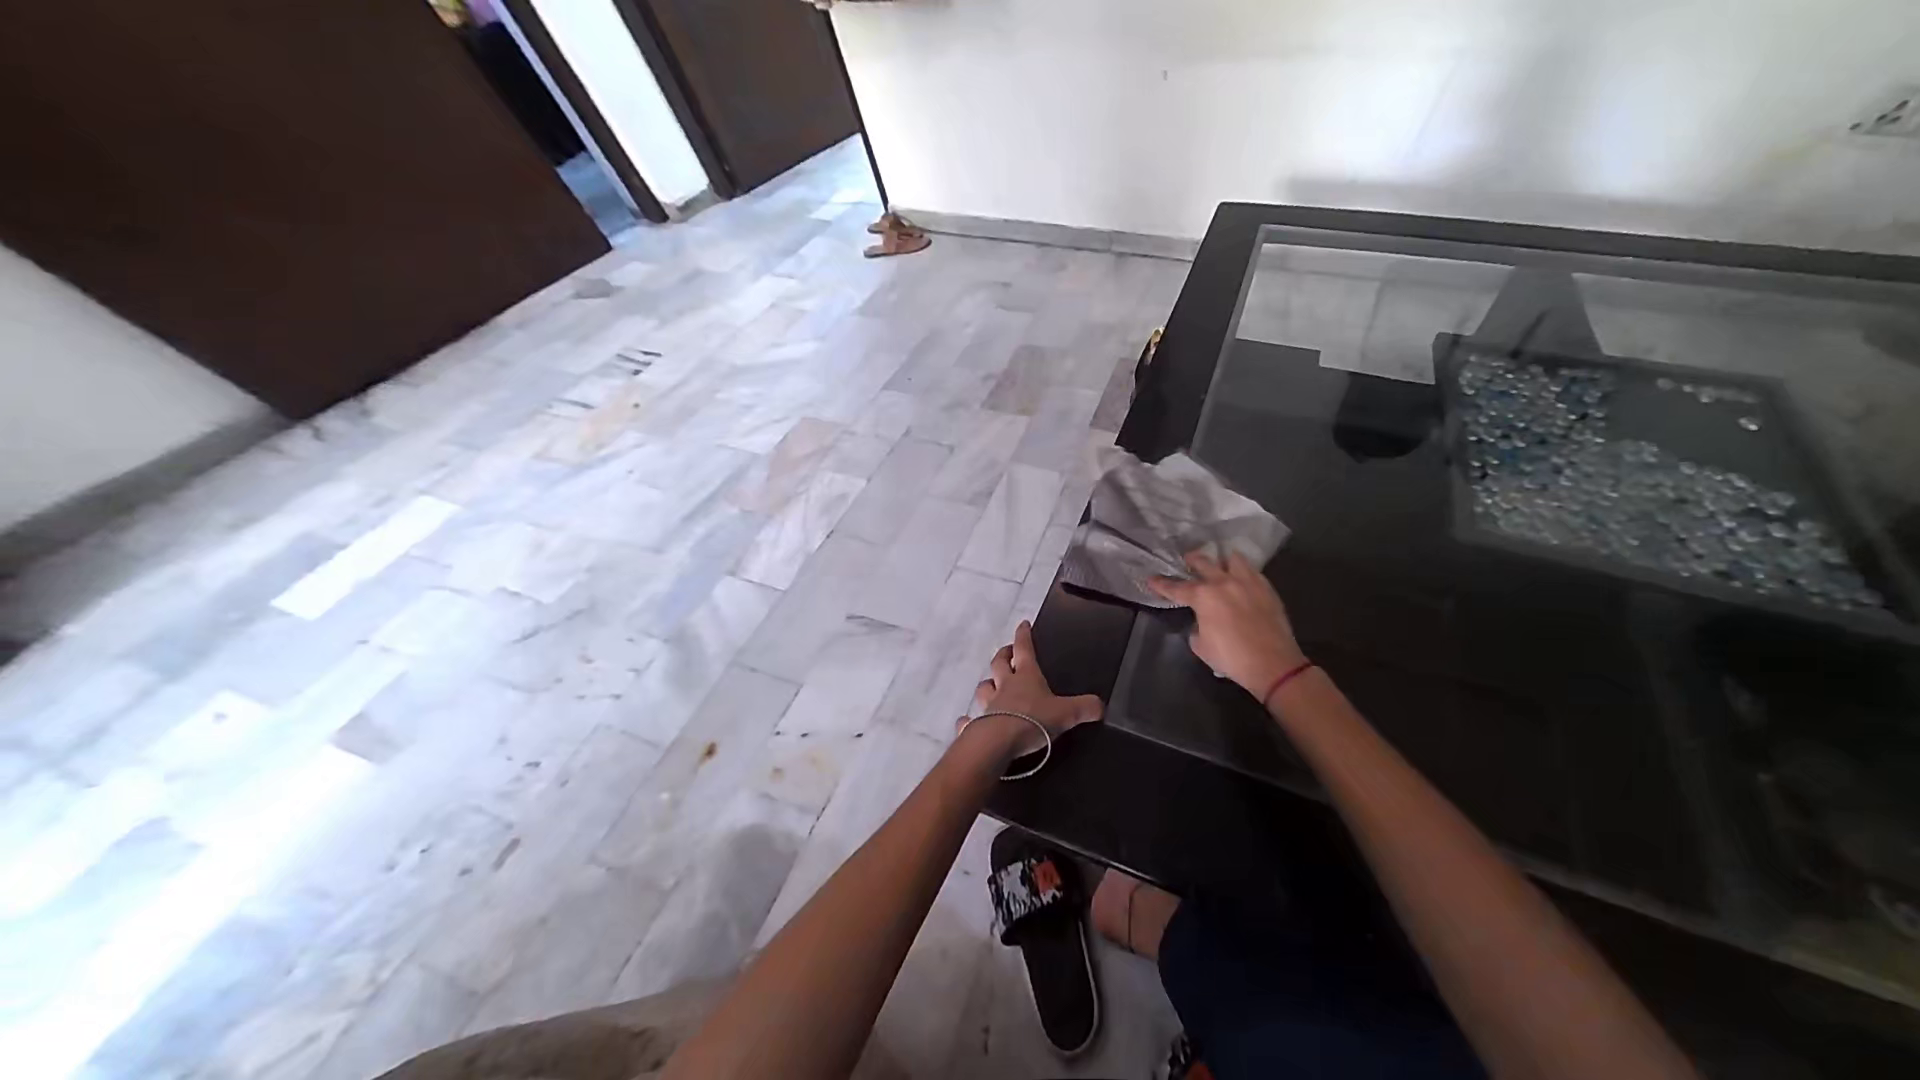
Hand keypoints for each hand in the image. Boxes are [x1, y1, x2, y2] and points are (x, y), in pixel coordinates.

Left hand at [960, 620, 1103, 755]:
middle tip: (1007, 652)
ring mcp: (988, 705)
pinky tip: (965, 721)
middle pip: (999, 663)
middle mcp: (1005, 686)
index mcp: (1026, 676)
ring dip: (987, 684)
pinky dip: (968, 720)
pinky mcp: (977, 725)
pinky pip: (970, 721)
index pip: (1025, 649)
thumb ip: (1085, 708)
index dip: (1024, 636)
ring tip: (990, 684)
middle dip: (1004, 655)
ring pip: (984, 688)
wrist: (999, 742)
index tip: (1022, 624)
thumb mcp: (1066, 713)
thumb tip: (1101, 706)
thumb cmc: (1033, 720)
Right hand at [1147, 551, 1305, 697]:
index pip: (1176, 587)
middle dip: (1191, 561)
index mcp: (1203, 596)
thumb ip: (1197, 627)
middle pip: (1202, 562)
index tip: (1151, 579)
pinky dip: (1242, 572)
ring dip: (1221, 561)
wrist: (1272, 664)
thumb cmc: (1231, 657)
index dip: (1161, 584)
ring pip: (1232, 559)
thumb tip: (1202, 622)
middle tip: (1186, 560)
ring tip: (1219, 565)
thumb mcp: (1201, 646)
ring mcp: (1248, 582)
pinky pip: (1252, 572)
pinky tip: (1241, 579)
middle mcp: (1223, 582)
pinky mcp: (1267, 589)